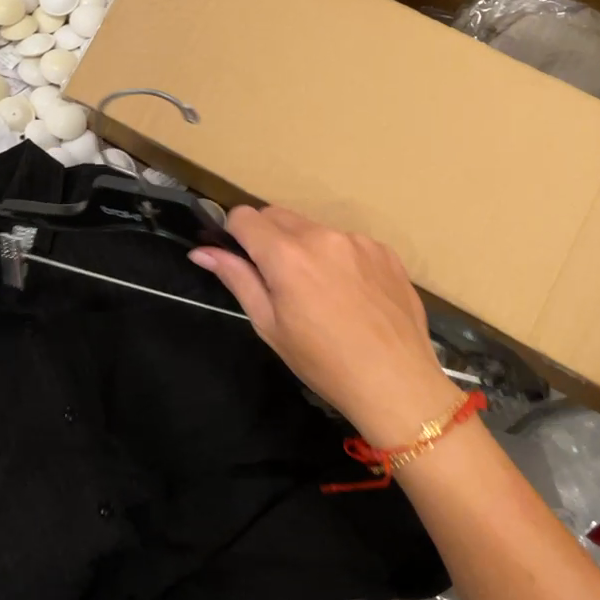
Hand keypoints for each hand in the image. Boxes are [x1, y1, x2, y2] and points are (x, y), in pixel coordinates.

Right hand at [190, 205, 457, 443]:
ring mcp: (357, 241)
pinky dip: (337, 257)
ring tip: (319, 291)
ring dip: (303, 247)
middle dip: (266, 237)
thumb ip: (236, 278)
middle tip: (276, 279)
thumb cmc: (323, 362)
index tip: (241, 259)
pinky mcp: (384, 251)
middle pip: (276, 214)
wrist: (397, 385)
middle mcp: (321, 236)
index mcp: (286, 255)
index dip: (234, 234)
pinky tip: (349, 294)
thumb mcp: (269, 325)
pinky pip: (346, 241)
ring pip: (312, 228)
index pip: (243, 216)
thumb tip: (201, 251)